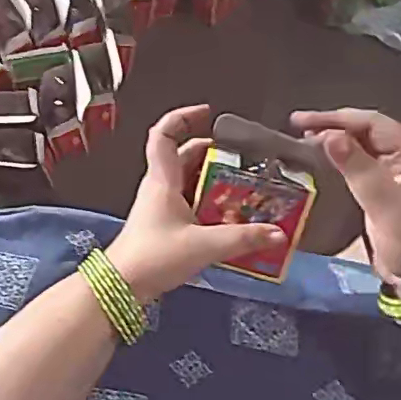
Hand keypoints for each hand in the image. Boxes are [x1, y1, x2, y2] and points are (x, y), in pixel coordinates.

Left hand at [105, 105, 285, 301]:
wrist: (122, 286)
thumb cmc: (155, 256)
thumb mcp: (203, 246)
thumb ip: (242, 238)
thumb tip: (277, 233)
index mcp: (162, 179)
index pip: (164, 134)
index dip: (183, 117)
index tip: (208, 113)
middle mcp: (160, 186)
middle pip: (184, 156)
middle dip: (213, 153)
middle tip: (243, 160)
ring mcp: (160, 205)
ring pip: (189, 180)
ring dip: (214, 180)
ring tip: (245, 187)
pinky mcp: (164, 224)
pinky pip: (190, 202)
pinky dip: (209, 203)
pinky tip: (231, 217)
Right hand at [291, 108, 400, 294]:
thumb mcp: (389, 207)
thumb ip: (360, 171)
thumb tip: (329, 136)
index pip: (373, 123)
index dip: (337, 118)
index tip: (301, 121)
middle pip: (366, 132)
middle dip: (332, 126)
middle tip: (296, 128)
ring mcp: (393, 178)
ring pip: (360, 148)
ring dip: (333, 141)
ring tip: (302, 141)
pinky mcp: (381, 194)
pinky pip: (356, 167)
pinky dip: (336, 160)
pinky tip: (318, 163)